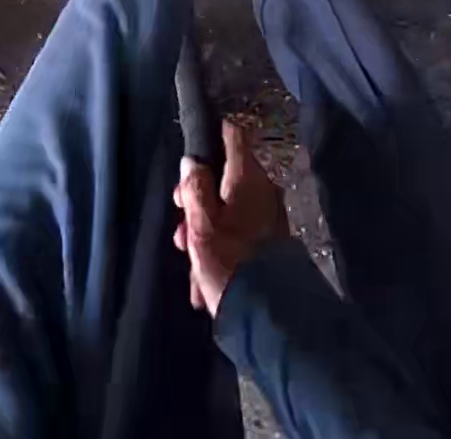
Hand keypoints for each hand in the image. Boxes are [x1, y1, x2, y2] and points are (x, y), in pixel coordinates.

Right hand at [173, 122, 289, 316]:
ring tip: (190, 262)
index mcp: (247, 177)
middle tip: (181, 226)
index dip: (210, 135)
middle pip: (224, 177)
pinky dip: (220, 247)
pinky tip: (204, 279)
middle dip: (197, 199)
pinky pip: (238, 232)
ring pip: (228, 208)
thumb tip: (192, 161)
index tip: (191, 151)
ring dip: (204, 230)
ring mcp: (268, 215)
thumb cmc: (229, 262)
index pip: (232, 135)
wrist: (269, 316)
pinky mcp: (270, 240)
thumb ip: (195, 188)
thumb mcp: (201, 225)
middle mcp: (263, 189)